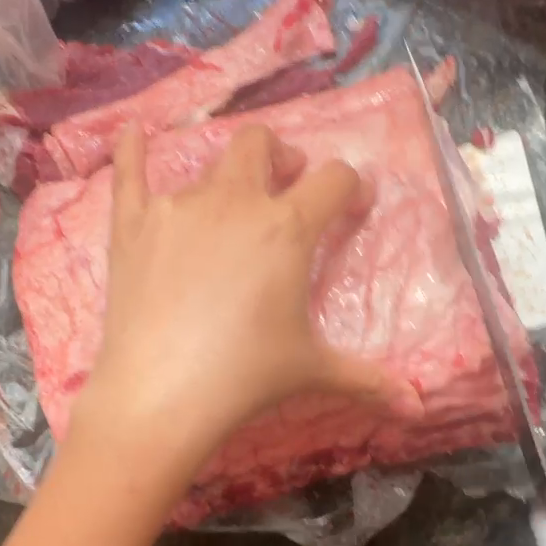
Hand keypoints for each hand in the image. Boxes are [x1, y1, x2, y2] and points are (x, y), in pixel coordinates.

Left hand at [75, 124, 416, 464]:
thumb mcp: (312, 372)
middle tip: (285, 184)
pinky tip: (133, 136)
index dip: (350, 187)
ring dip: (226, 175)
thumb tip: (417, 409)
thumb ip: (366, 380)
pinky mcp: (132, 224)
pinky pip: (128, 171)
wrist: (162, 392)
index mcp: (287, 227)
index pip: (333, 180)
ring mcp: (179, 207)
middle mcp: (235, 202)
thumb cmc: (246, 376)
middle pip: (261, 144)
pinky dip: (132, 151)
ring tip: (228, 203)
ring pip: (207, 164)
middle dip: (281, 156)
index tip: (353, 206)